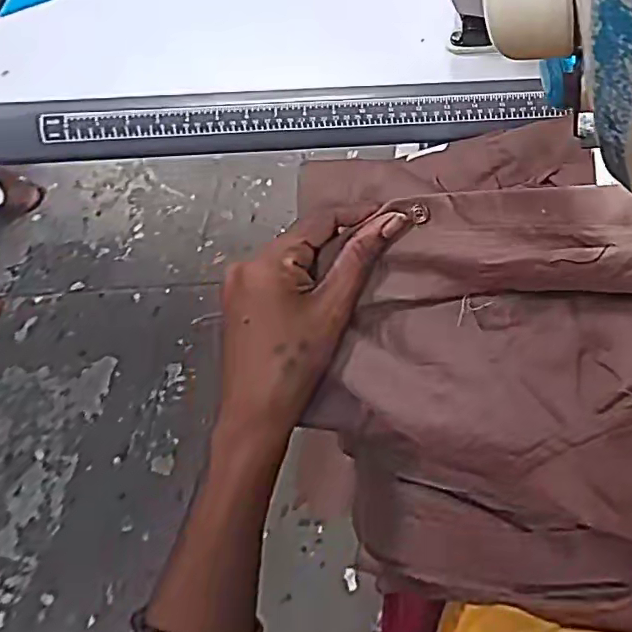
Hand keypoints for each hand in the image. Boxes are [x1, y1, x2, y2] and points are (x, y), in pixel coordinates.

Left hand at [214, 205, 409, 441]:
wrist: (254, 417)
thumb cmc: (295, 364)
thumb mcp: (333, 306)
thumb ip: (360, 257)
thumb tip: (390, 220)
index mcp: (266, 260)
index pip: (320, 219)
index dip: (358, 213)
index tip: (391, 213)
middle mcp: (247, 263)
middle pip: (306, 235)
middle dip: (345, 233)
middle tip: (383, 234)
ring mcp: (241, 282)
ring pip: (296, 252)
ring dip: (329, 253)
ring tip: (364, 256)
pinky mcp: (243, 299)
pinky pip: (284, 270)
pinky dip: (311, 270)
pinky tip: (331, 281)